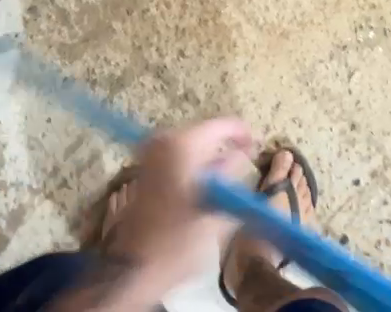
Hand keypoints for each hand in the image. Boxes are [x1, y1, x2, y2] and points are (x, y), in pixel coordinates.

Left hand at [104, 118, 256, 291]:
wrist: (133, 266)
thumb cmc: (177, 241)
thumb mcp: (215, 214)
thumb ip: (231, 179)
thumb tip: (241, 159)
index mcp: (182, 146)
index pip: (220, 125)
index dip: (242, 133)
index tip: (257, 146)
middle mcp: (164, 141)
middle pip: (203, 133)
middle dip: (224, 146)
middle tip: (245, 163)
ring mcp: (150, 154)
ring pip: (189, 146)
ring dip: (208, 157)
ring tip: (228, 178)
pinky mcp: (144, 169)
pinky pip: (175, 156)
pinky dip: (192, 165)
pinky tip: (205, 186)